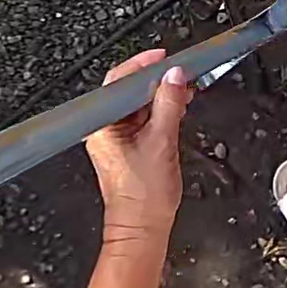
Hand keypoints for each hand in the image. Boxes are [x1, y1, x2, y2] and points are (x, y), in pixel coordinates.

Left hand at [85, 49, 193, 241]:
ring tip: (183, 91)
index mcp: (103, 125)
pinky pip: (143, 118)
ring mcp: (116, 138)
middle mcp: (105, 129)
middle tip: (179, 73)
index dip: (142, 65)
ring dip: (161, 96)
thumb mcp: (162, 141)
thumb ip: (169, 104)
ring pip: (138, 104)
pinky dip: (161, 110)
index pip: (119, 81)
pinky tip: (177, 108)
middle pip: (129, 91)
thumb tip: (175, 77)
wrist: (142, 229)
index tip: (163, 58)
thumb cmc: (143, 198)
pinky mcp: (128, 146)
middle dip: (156, 81)